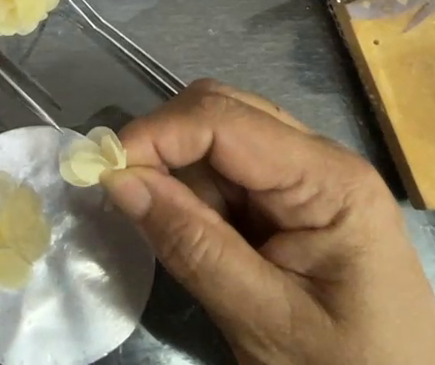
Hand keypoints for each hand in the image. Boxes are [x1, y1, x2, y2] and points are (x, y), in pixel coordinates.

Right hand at [101, 81, 434, 364]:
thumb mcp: (266, 322)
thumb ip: (193, 246)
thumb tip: (116, 178)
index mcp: (330, 180)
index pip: (223, 120)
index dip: (157, 133)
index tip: (104, 171)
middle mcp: (320, 160)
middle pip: (219, 111)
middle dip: (164, 146)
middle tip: (128, 197)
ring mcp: (308, 178)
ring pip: (215, 137)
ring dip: (178, 173)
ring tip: (172, 231)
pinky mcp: (294, 200)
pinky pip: (226, 170)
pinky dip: (195, 193)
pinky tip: (197, 234)